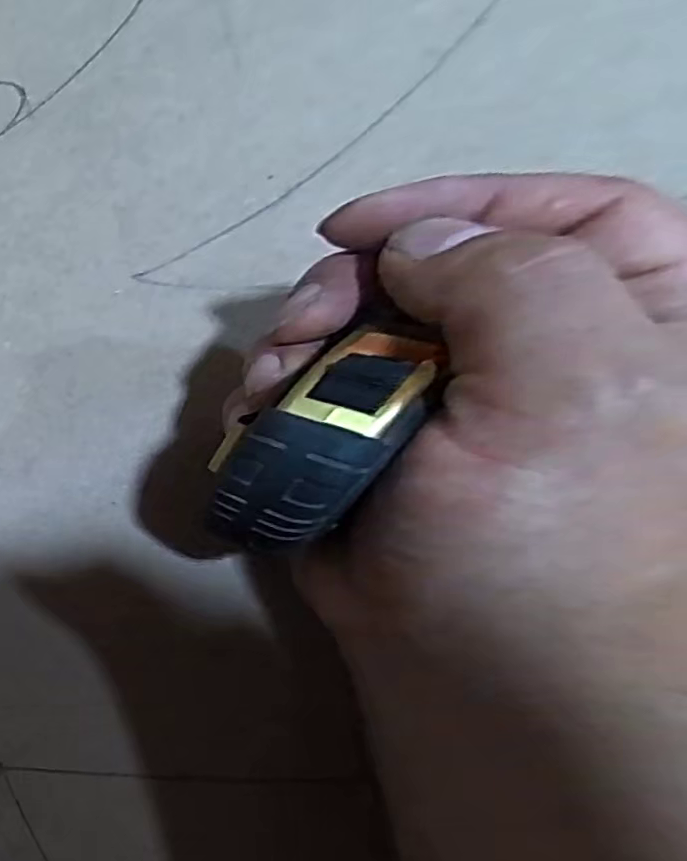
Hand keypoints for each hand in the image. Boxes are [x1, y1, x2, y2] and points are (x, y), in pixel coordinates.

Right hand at [231, 174, 686, 685]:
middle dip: (338, 292)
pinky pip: (298, 390)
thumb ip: (514, 286)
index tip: (348, 229)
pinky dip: (264, 395)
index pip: (558, 215)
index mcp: (620, 320)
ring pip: (342, 333)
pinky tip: (252, 419)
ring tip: (265, 392)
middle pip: (418, 274)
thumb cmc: (543, 528)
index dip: (453, 204)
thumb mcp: (571, 394)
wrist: (457, 643)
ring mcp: (423, 399)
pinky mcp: (351, 439)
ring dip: (287, 349)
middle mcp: (517, 350)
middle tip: (296, 332)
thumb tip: (413, 241)